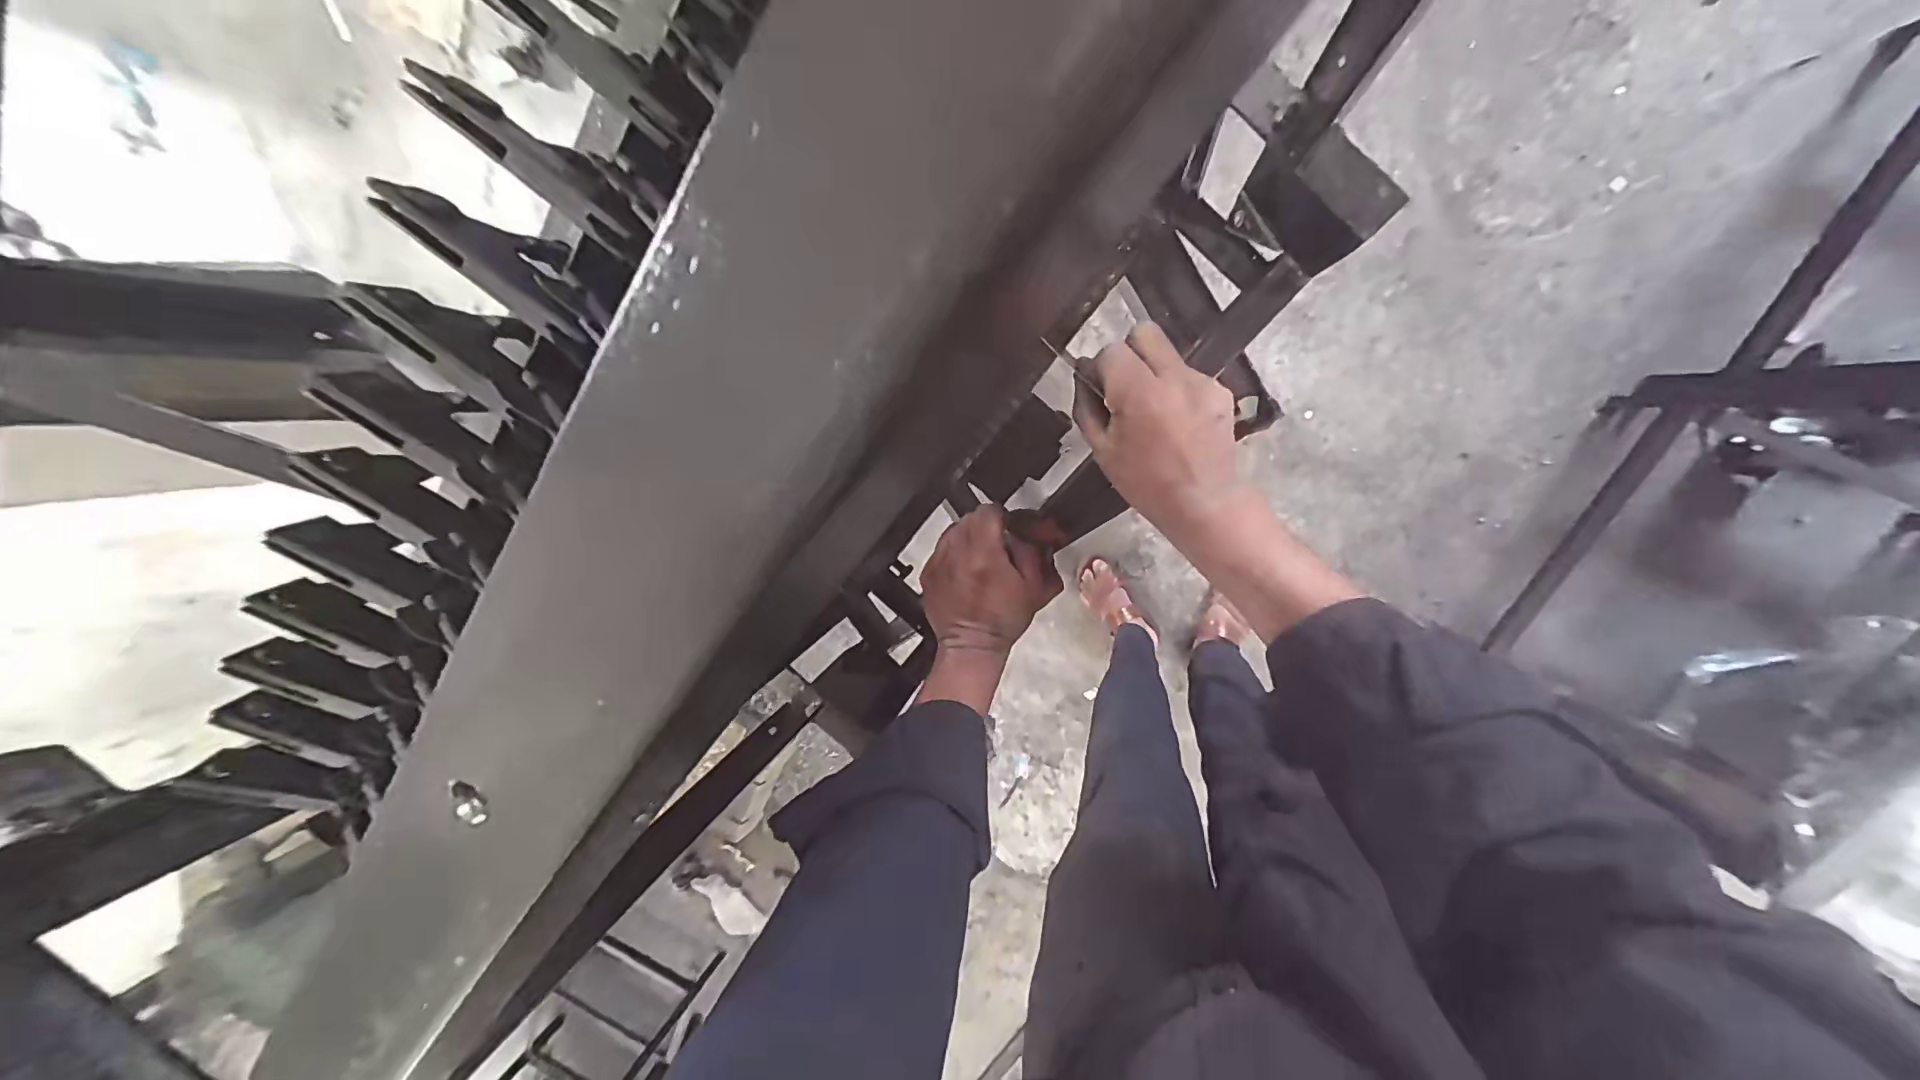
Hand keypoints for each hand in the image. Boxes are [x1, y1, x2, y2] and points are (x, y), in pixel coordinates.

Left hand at [920, 505, 1061, 658]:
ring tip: (982, 559)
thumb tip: (1031, 531)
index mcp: (984, 552)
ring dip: (970, 538)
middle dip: (988, 527)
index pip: (990, 511)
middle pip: (971, 518)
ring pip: (955, 531)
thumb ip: (1035, 551)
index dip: (1004, 517)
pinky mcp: (928, 572)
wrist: (972, 645)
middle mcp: (957, 552)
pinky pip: (942, 549)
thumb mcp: (1035, 586)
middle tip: (1000, 544)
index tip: (1010, 528)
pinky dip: (955, 554)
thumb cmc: (1001, 621)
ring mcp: (939, 562)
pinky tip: (966, 572)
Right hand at [1075, 323, 1363, 641]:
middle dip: (1128, 354)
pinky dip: (1176, 389)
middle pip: (1144, 333)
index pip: (1112, 351)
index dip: (1101, 368)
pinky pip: (1188, 375)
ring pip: (1167, 354)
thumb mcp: (1102, 451)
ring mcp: (1202, 381)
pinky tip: (1176, 421)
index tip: (1099, 389)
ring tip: (1152, 411)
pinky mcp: (1220, 390)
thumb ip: (1087, 407)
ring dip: (1153, 372)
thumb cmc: (1146, 483)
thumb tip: (1083, 377)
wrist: (1204, 502)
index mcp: (1139, 392)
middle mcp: (1173, 377)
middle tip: (1123, 386)